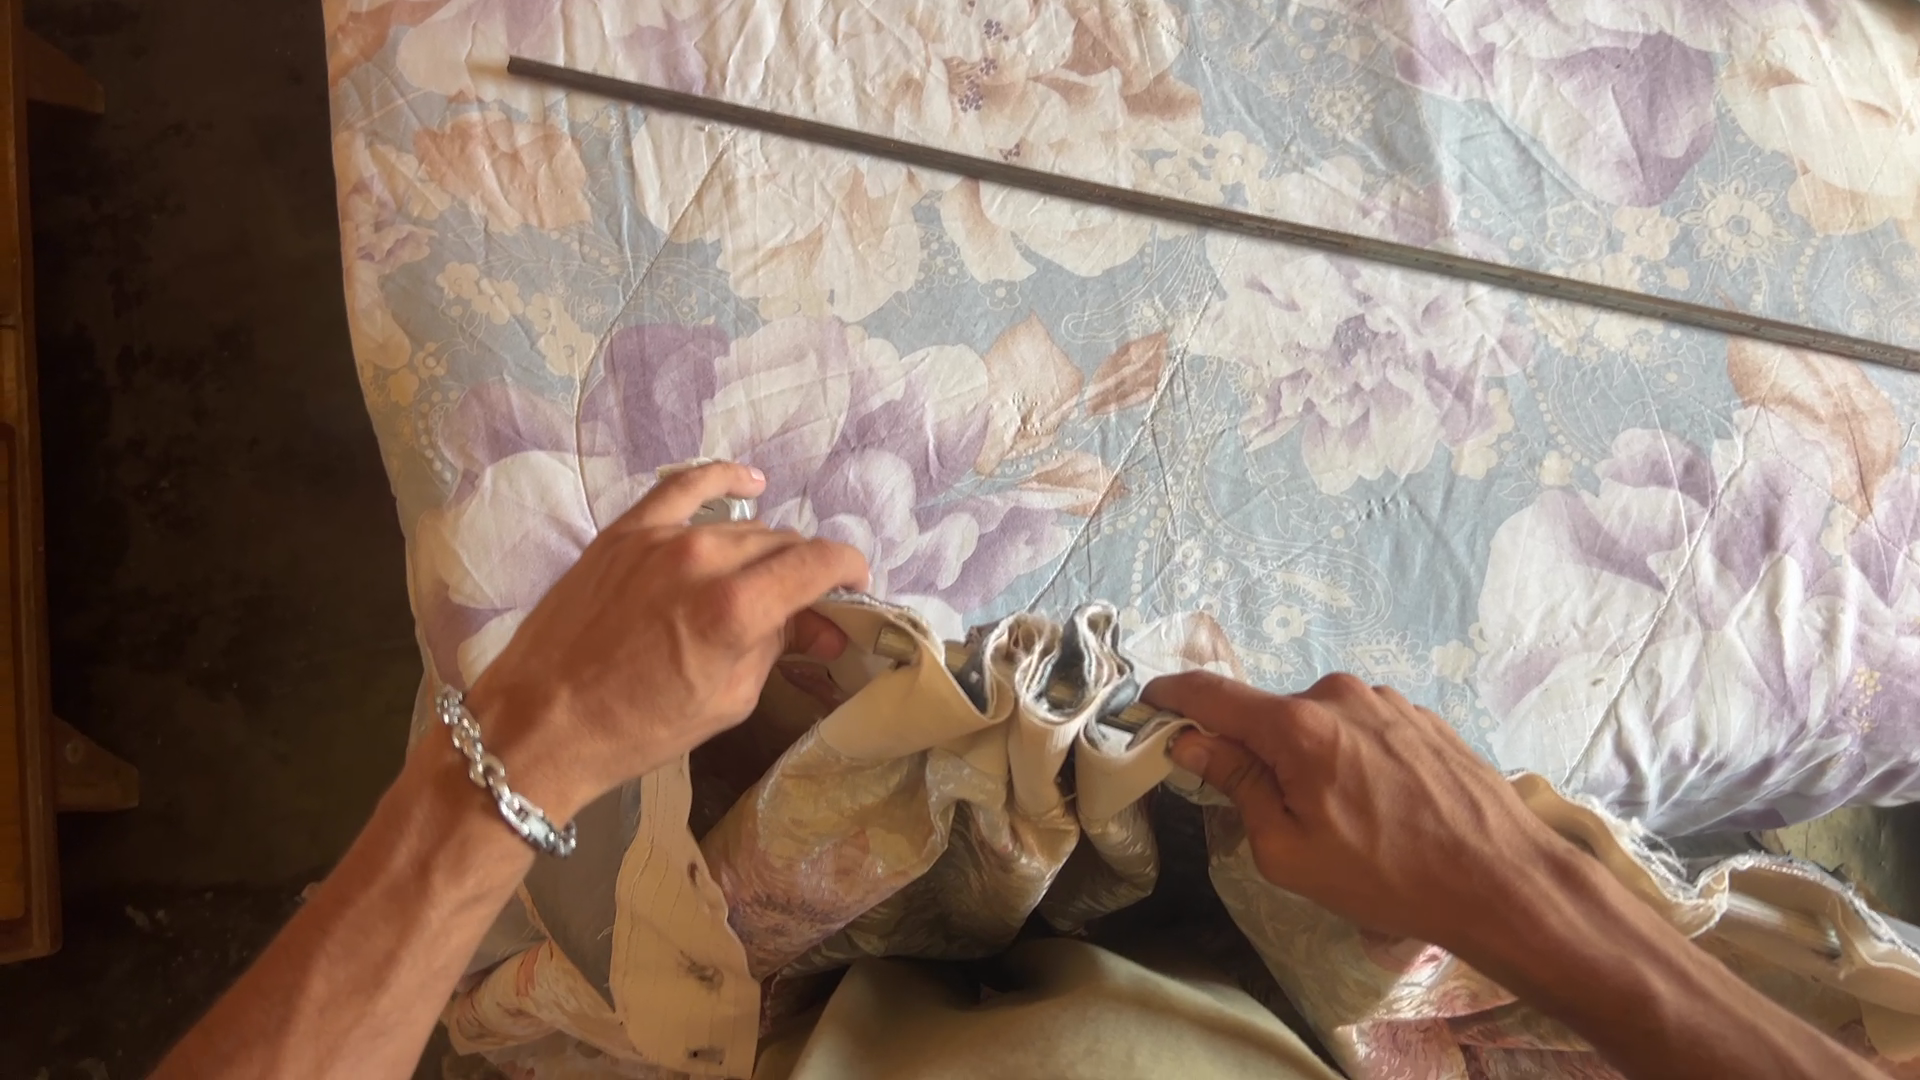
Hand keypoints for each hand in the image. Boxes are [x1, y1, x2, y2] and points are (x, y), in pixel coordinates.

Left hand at [460, 461, 869, 820]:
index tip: (855, 586)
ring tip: (767, 578)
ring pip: (744, 526)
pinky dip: (723, 479)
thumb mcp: (731, 698)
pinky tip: (750, 482)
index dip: (850, 569)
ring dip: (769, 550)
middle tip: (807, 606)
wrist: (540, 724)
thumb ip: (778, 644)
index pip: (819, 562)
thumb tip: (814, 620)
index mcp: (736, 608)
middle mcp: (706, 559)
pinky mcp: (627, 531)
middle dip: (807, 572)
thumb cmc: (641, 727)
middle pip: (784, 544)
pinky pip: (685, 486)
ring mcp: (663, 537)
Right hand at [1143, 672, 1578, 951]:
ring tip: (1344, 809)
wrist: (1512, 884)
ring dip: (1307, 751)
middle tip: (1275, 804)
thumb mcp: (1288, 850)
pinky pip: (1359, 723)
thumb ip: (1236, 783)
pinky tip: (1382, 797)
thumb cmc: (1387, 876)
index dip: (1172, 693)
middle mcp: (1335, 693)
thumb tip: (1191, 740)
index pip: (1211, 693)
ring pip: (1316, 719)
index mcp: (1295, 725)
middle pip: (1267, 713)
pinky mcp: (1419, 712)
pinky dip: (1349, 751)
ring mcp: (1383, 698)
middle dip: (1255, 748)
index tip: (1149, 701)